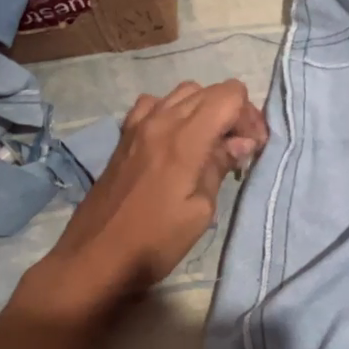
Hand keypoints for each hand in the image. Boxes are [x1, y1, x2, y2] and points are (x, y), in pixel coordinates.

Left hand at [13, 80, 268, 325]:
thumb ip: (219, 167)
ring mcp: (138, 125)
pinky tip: (175, 141)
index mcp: (185, 138)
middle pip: (209, 91)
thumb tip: (240, 143)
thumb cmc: (154, 241)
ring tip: (210, 143)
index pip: (230, 96)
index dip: (250, 117)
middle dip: (232, 113)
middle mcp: (161, 120)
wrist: (94, 258)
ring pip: (183, 93)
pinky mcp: (123, 136)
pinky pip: (154, 105)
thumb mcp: (200, 212)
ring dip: (204, 110)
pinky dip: (173, 113)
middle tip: (239, 148)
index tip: (254, 148)